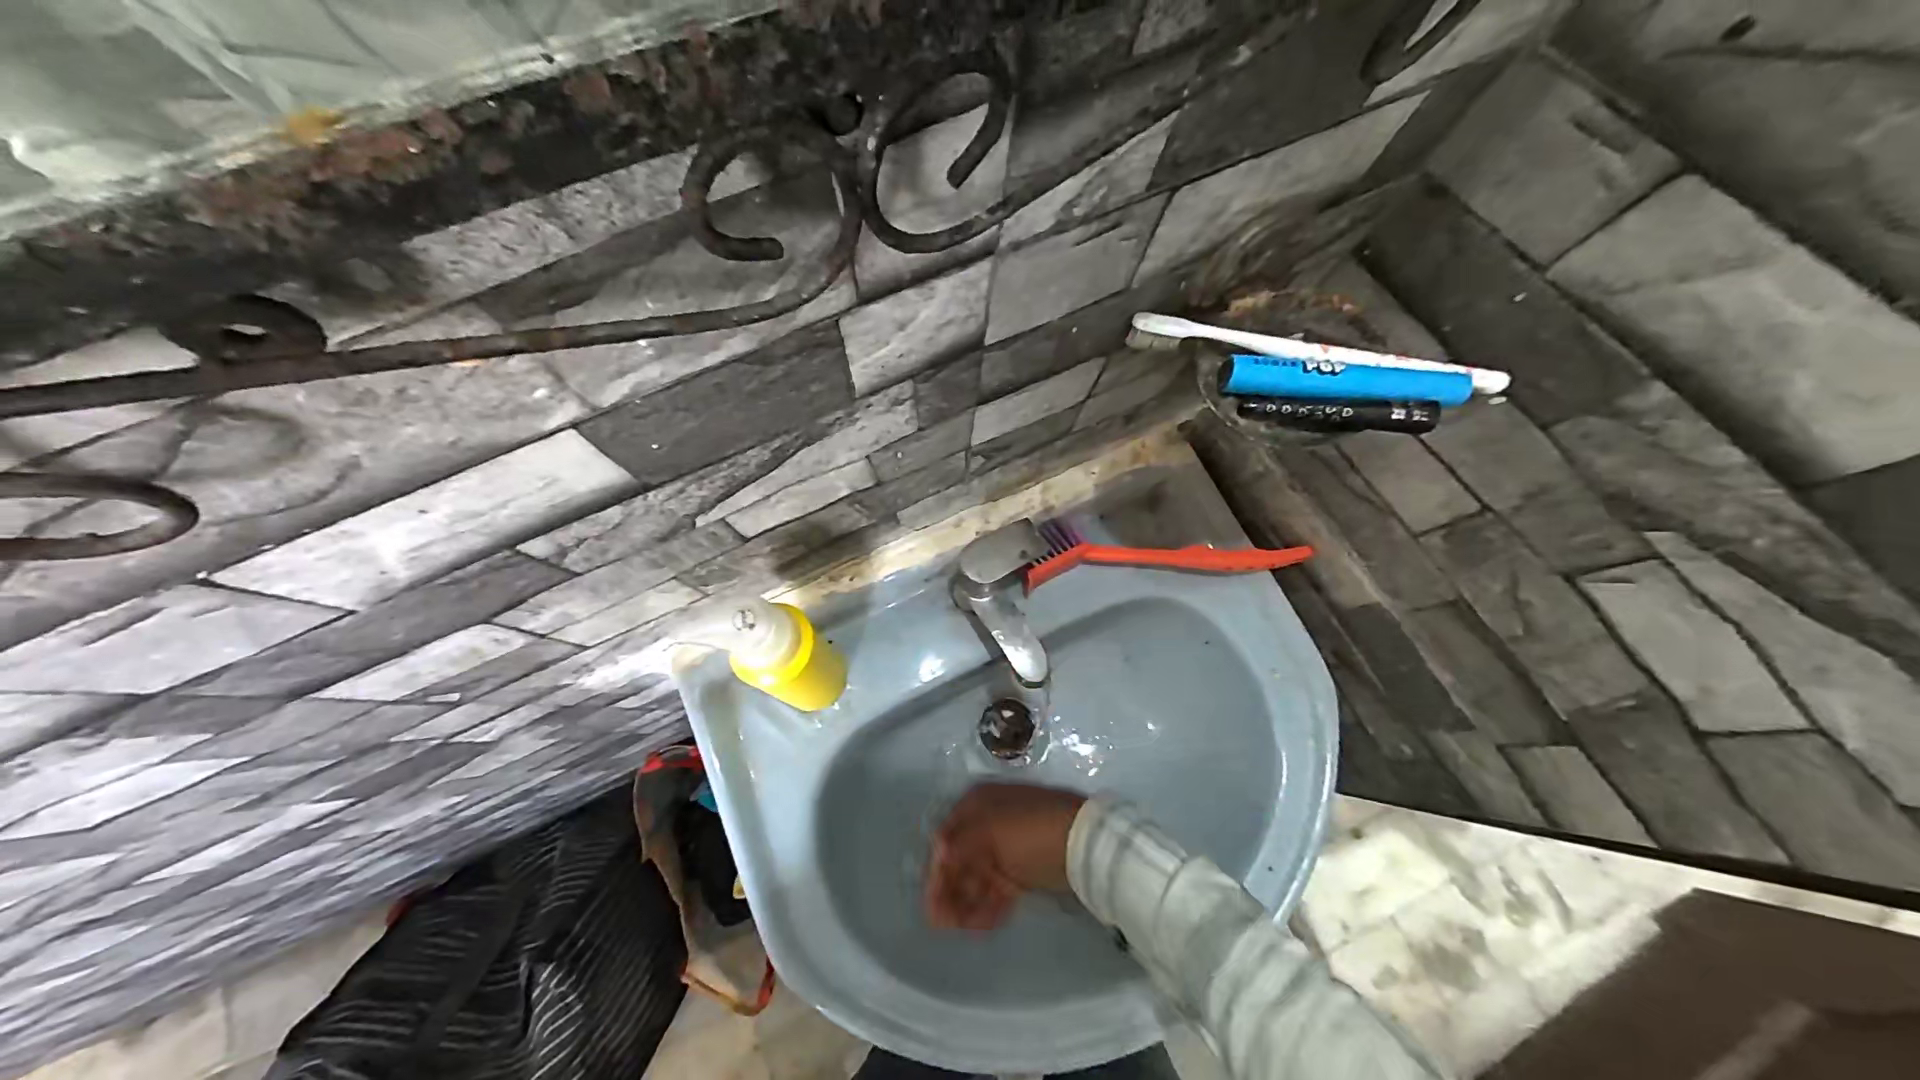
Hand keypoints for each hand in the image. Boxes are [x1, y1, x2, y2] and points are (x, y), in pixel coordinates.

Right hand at [924, 783, 1086, 931]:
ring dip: (966, 901)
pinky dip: (988, 906)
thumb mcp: (989, 833)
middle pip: (962, 859)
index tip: (930, 900)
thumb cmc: (1030, 832)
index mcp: (979, 804)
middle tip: (940, 922)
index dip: (937, 868)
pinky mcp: (1025, 870)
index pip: (947, 836)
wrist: (1084, 844)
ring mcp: (1009, 847)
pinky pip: (999, 888)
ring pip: (979, 876)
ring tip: (957, 929)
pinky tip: (978, 927)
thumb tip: (938, 850)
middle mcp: (990, 822)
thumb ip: (959, 845)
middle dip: (950, 889)